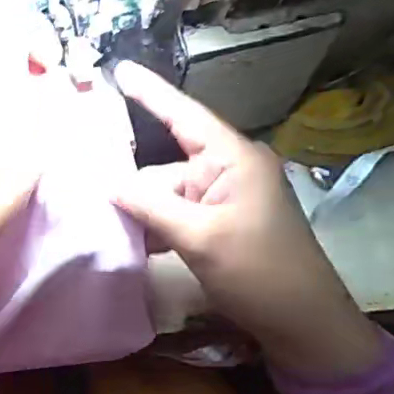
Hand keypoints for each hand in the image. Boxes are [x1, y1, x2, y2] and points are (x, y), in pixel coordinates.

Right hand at [109, 61, 382, 373]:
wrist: (303, 323)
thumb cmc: (259, 272)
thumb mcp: (199, 237)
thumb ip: (150, 206)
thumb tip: (107, 185)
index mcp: (234, 159)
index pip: (185, 116)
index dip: (150, 92)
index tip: (119, 69)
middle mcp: (229, 171)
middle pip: (165, 166)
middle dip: (133, 187)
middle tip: (91, 201)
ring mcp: (225, 199)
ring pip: (167, 195)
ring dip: (142, 214)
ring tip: (105, 227)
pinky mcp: (221, 224)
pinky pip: (178, 215)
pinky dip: (156, 228)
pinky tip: (132, 243)